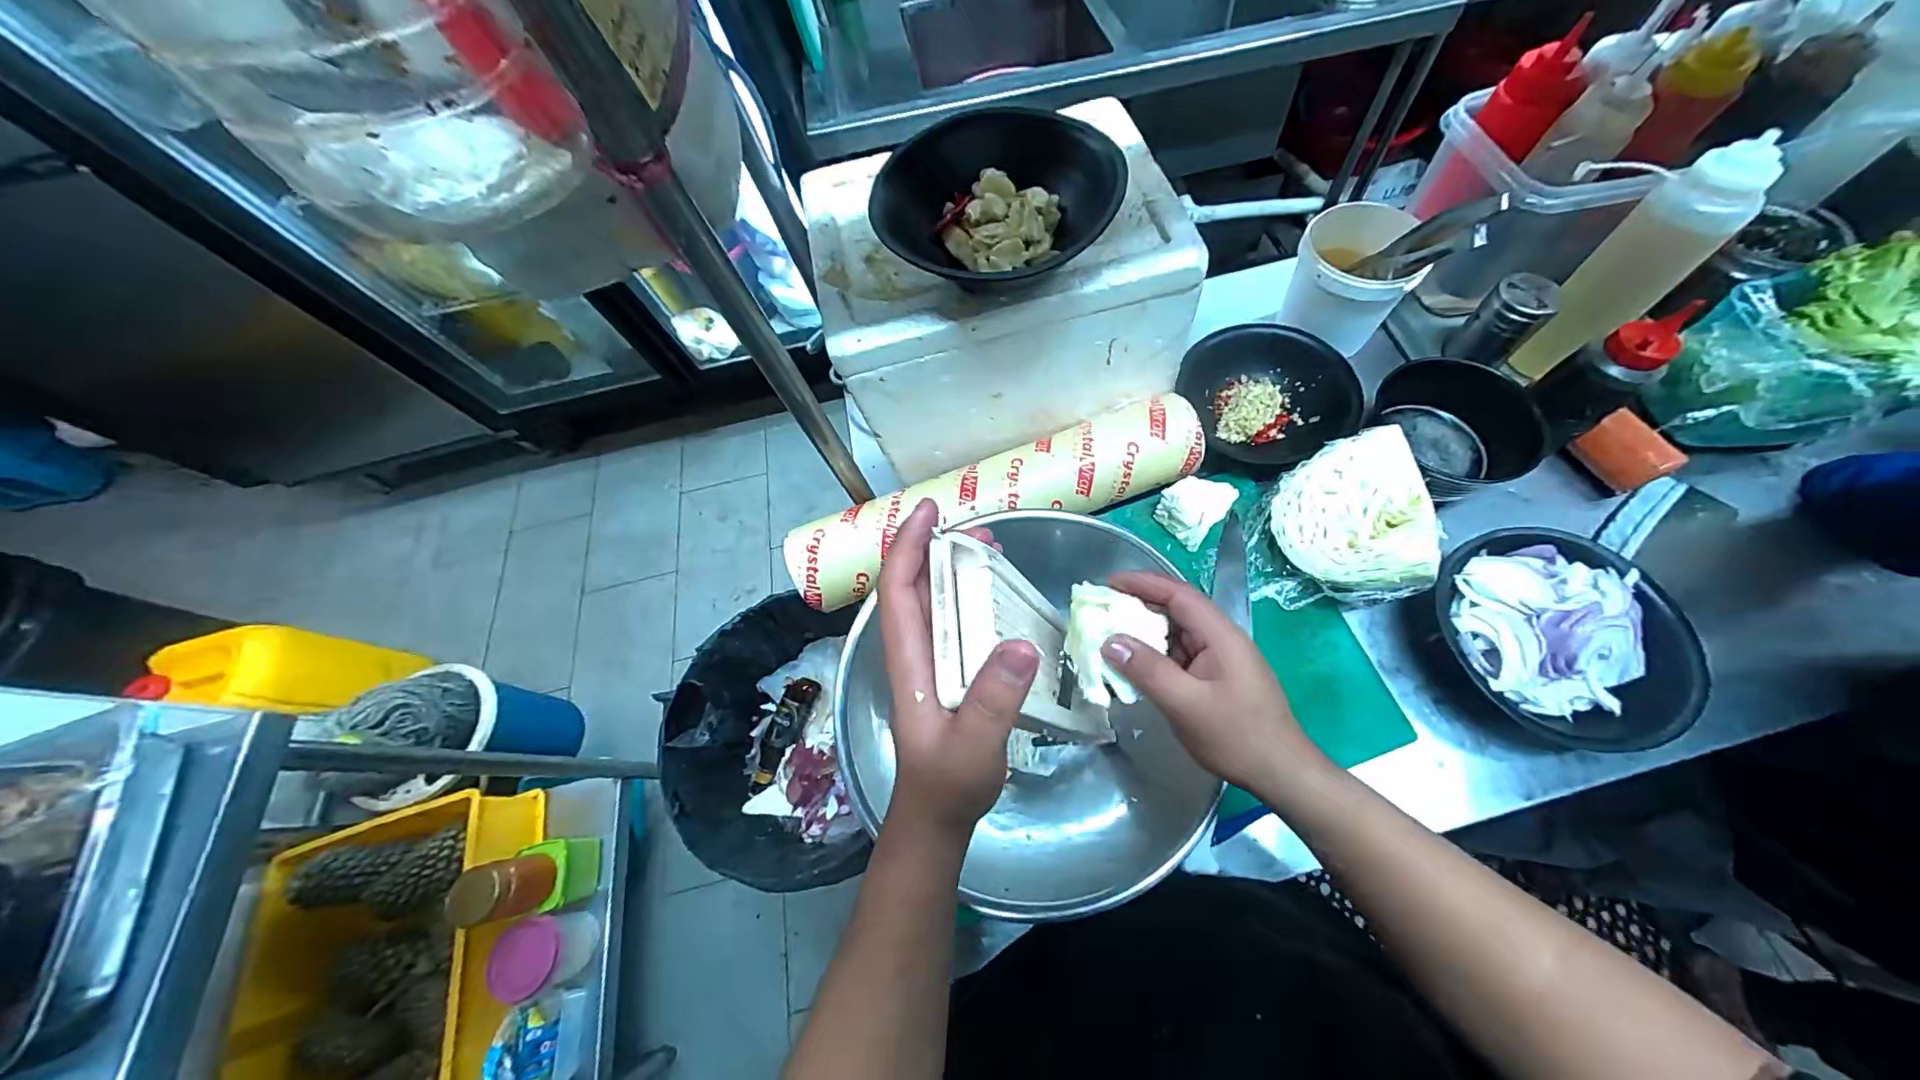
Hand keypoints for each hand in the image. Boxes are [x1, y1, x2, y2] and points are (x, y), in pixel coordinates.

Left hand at [878, 499, 1039, 839]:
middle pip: (915, 586)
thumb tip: (1020, 644)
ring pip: (934, 601)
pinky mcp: (948, 673)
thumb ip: (992, 701)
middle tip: (980, 529)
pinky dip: (970, 596)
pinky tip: (998, 596)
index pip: (897, 590)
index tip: (930, 512)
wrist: (937, 816)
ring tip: (991, 548)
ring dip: (954, 568)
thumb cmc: (948, 783)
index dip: (908, 546)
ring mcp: (931, 663)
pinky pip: (955, 622)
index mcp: (909, 661)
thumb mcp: (973, 746)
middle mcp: (915, 653)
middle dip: (937, 547)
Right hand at [1100, 571, 1330, 793]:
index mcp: (1220, 635)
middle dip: (1139, 605)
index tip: (1108, 583)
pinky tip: (1135, 667)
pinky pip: (1181, 656)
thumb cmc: (1237, 736)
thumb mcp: (1185, 704)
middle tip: (1102, 610)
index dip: (1142, 584)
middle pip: (1177, 610)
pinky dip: (1156, 655)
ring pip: (1177, 634)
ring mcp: (1221, 659)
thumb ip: (1147, 670)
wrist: (1281, 773)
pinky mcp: (1217, 678)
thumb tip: (1110, 641)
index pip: (1179, 595)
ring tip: (1110, 636)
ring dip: (1145, 632)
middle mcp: (1222, 640)